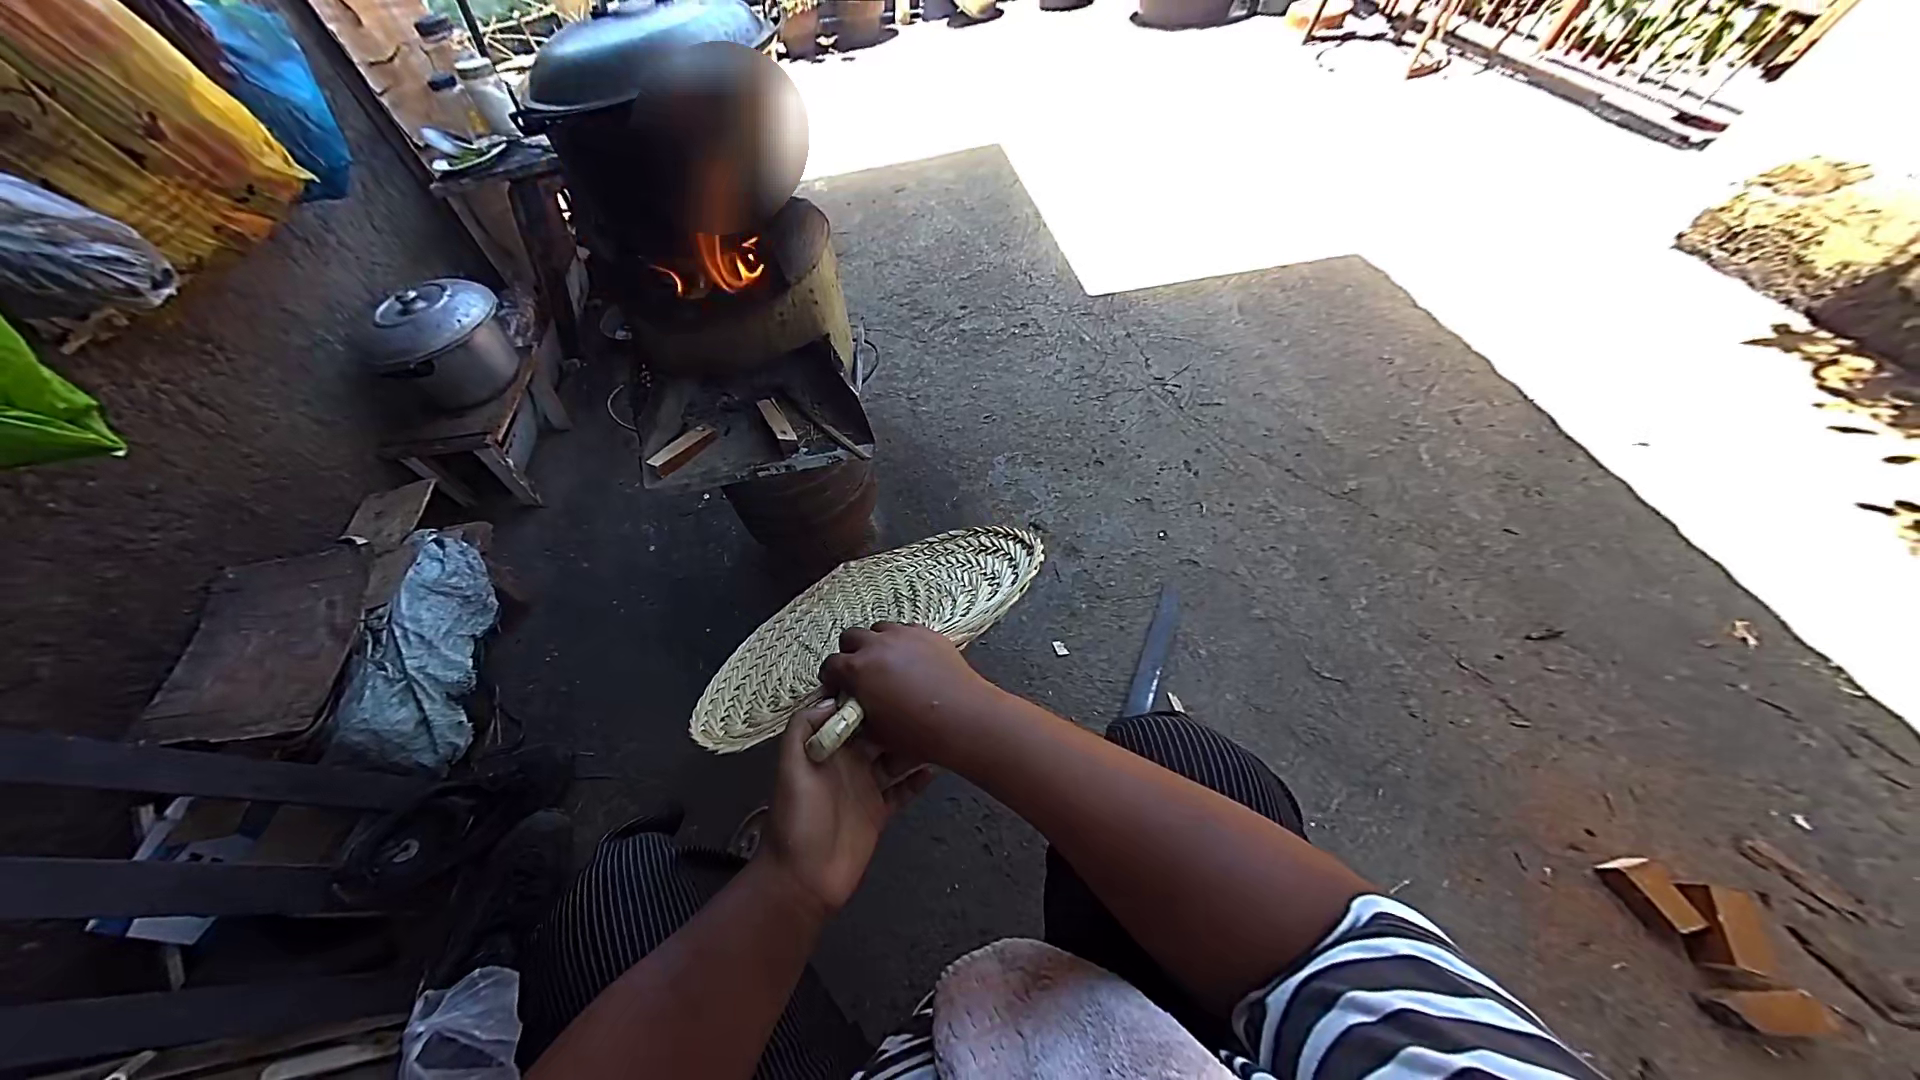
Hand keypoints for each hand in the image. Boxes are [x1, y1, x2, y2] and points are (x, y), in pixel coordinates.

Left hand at [760, 699, 931, 914]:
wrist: (803, 880)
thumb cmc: (795, 822)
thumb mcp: (789, 768)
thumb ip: (802, 728)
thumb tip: (830, 696)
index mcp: (826, 748)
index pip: (849, 714)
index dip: (868, 697)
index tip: (891, 681)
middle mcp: (847, 762)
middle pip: (878, 732)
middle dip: (897, 718)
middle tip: (923, 704)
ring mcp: (865, 786)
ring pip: (895, 757)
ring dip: (913, 745)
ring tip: (936, 731)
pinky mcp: (879, 810)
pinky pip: (903, 790)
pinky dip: (919, 780)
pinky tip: (935, 768)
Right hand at [818, 623, 1007, 765]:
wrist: (962, 717)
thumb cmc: (918, 732)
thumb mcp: (875, 732)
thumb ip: (857, 716)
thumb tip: (853, 712)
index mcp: (857, 670)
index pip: (831, 664)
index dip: (831, 676)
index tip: (837, 685)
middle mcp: (877, 645)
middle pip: (851, 636)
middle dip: (851, 652)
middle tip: (859, 670)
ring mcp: (904, 635)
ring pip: (880, 629)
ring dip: (878, 642)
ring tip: (887, 662)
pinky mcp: (928, 633)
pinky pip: (907, 630)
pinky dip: (903, 642)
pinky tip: (912, 659)